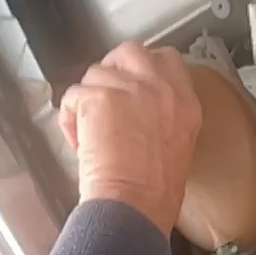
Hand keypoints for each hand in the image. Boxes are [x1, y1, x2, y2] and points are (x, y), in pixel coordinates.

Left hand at [57, 41, 201, 235]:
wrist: (138, 203)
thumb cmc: (158, 192)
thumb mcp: (179, 144)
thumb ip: (165, 115)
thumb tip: (140, 111)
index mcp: (185, 101)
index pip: (167, 60)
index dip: (144, 68)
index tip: (133, 86)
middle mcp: (161, 86)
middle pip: (131, 51)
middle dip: (113, 68)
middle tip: (105, 97)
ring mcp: (129, 87)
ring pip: (95, 73)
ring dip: (88, 98)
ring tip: (91, 132)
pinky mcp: (99, 96)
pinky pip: (72, 96)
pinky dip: (70, 119)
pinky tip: (80, 143)